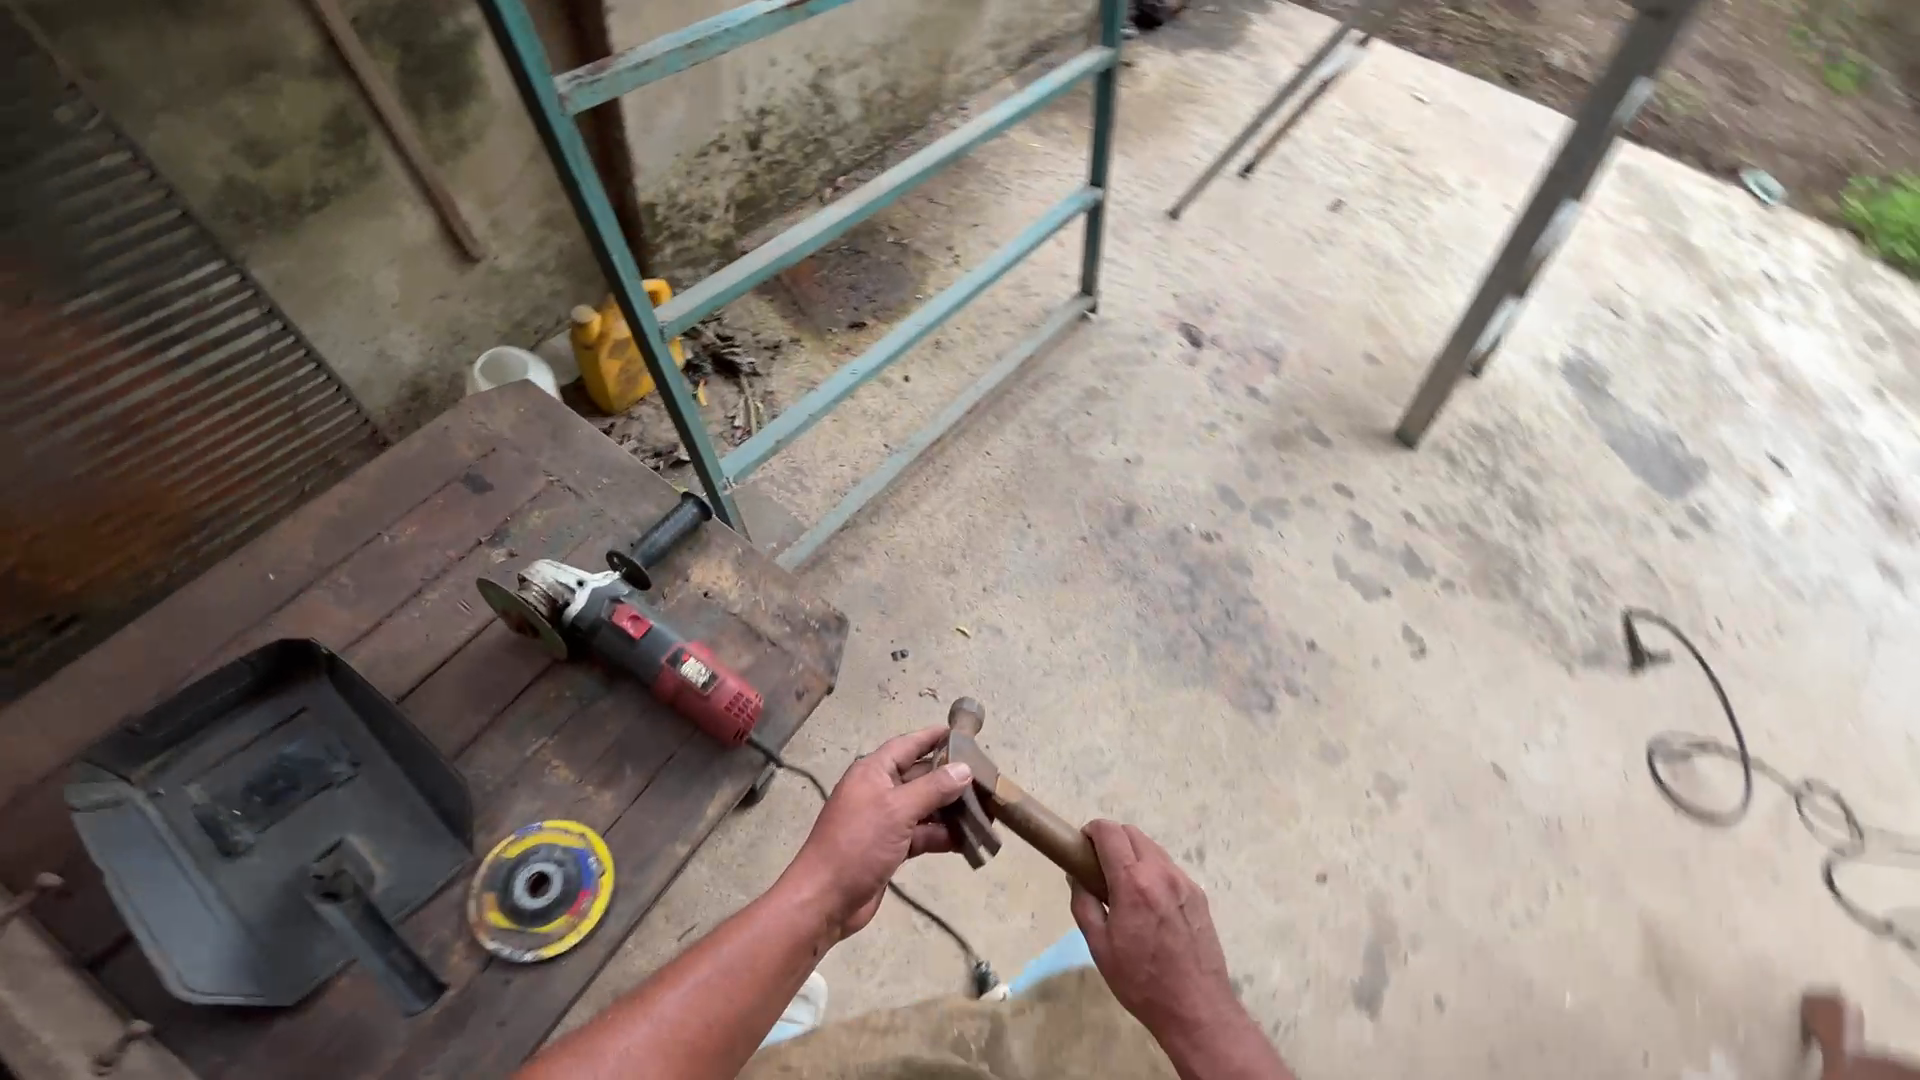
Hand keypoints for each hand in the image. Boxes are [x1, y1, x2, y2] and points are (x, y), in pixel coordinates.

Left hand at [782, 727, 972, 938]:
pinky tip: (965, 840)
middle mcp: (878, 791)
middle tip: (985, 779)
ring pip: (923, 808)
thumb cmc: (857, 844)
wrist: (825, 899)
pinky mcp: (889, 848)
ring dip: (950, 810)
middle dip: (949, 778)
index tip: (962, 734)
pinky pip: (921, 834)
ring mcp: (884, 821)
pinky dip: (940, 836)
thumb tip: (964, 769)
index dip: (933, 737)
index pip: (907, 745)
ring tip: (984, 811)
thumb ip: (932, 788)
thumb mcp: (897, 811)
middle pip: (920, 776)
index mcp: (873, 772)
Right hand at [1070, 821, 1238, 1045]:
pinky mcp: (1198, 895)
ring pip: (1152, 848)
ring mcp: (1184, 882)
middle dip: (1111, 840)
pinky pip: (1169, 868)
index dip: (1091, 831)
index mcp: (1133, 882)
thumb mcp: (1099, 946)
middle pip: (1131, 832)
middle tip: (1098, 869)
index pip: (1109, 832)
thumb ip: (1083, 903)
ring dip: (1133, 854)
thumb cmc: (1141, 982)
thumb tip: (1076, 876)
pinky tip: (1149, 904)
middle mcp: (1161, 873)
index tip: (1081, 848)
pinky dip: (1153, 871)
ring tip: (1124, 888)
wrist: (1197, 1010)